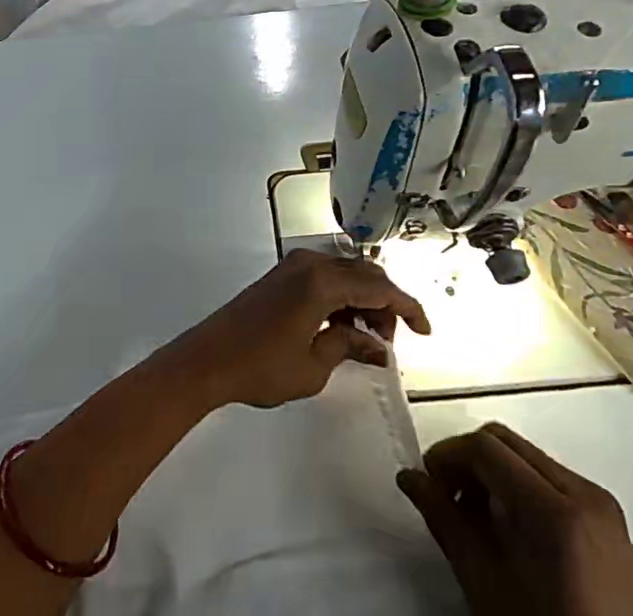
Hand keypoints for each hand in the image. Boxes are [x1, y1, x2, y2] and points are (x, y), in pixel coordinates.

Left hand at [161, 249, 430, 409]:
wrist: (207, 360)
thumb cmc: (261, 367)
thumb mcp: (313, 366)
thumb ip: (350, 347)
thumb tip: (378, 348)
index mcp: (321, 282)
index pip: (379, 287)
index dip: (407, 308)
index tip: (425, 331)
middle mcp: (309, 264)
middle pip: (363, 273)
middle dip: (384, 303)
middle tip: (389, 341)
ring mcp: (291, 266)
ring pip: (344, 273)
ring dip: (362, 300)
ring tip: (366, 339)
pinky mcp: (279, 276)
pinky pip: (323, 277)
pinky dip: (340, 297)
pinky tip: (341, 327)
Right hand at [398, 423, 632, 615]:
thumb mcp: (484, 582)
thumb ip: (444, 521)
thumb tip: (412, 480)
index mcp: (555, 511)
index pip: (486, 447)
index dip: (447, 455)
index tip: (427, 477)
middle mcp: (584, 495)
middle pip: (506, 442)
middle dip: (466, 460)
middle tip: (443, 491)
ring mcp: (600, 504)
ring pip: (526, 455)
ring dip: (491, 473)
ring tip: (473, 514)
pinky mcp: (606, 516)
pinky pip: (550, 477)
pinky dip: (518, 487)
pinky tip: (505, 523)